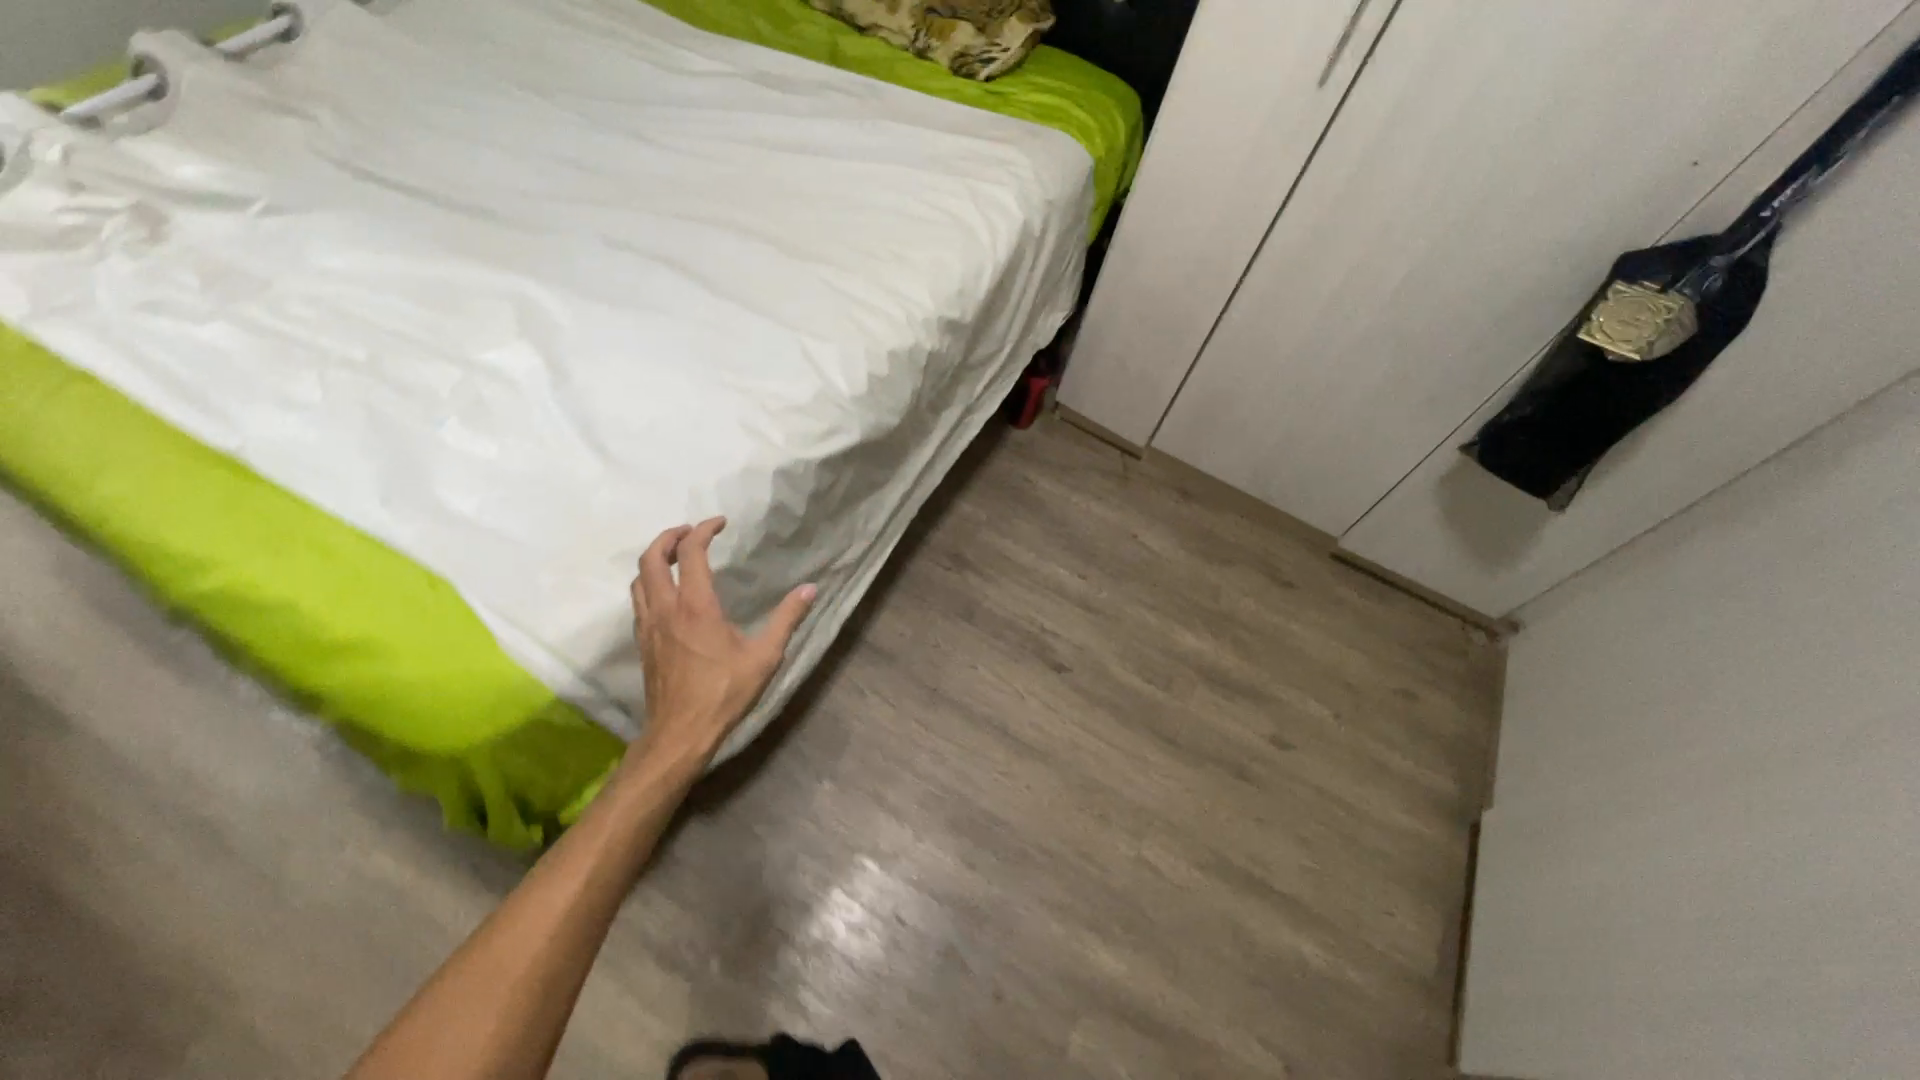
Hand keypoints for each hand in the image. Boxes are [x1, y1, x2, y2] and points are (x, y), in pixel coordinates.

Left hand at [629, 517, 815, 763]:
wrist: (681, 732)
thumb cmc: (724, 693)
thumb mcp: (765, 657)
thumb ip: (786, 620)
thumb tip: (810, 590)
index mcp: (695, 606)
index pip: (691, 552)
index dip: (704, 530)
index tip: (720, 523)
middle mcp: (665, 608)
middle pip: (651, 557)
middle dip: (669, 537)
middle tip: (691, 532)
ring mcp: (648, 626)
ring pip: (639, 578)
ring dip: (655, 559)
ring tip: (677, 557)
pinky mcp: (643, 642)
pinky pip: (639, 600)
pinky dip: (650, 583)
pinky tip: (668, 594)